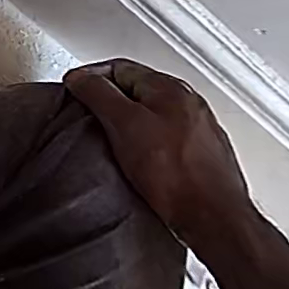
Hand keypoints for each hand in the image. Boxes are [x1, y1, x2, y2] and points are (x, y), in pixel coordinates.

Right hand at [64, 59, 258, 250]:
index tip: (75, 93)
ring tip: (112, 140)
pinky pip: (162, 136)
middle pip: (133, 89)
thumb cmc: (173, 173)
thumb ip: (96, 92)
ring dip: (126, 122)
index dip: (90, 78)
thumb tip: (79, 77)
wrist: (214, 221)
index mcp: (172, 89)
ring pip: (148, 113)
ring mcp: (200, 130)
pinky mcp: (202, 155)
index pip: (117, 67)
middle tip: (91, 117)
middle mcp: (191, 105)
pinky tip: (136, 158)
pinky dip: (144, 141)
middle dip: (108, 100)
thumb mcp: (121, 122)